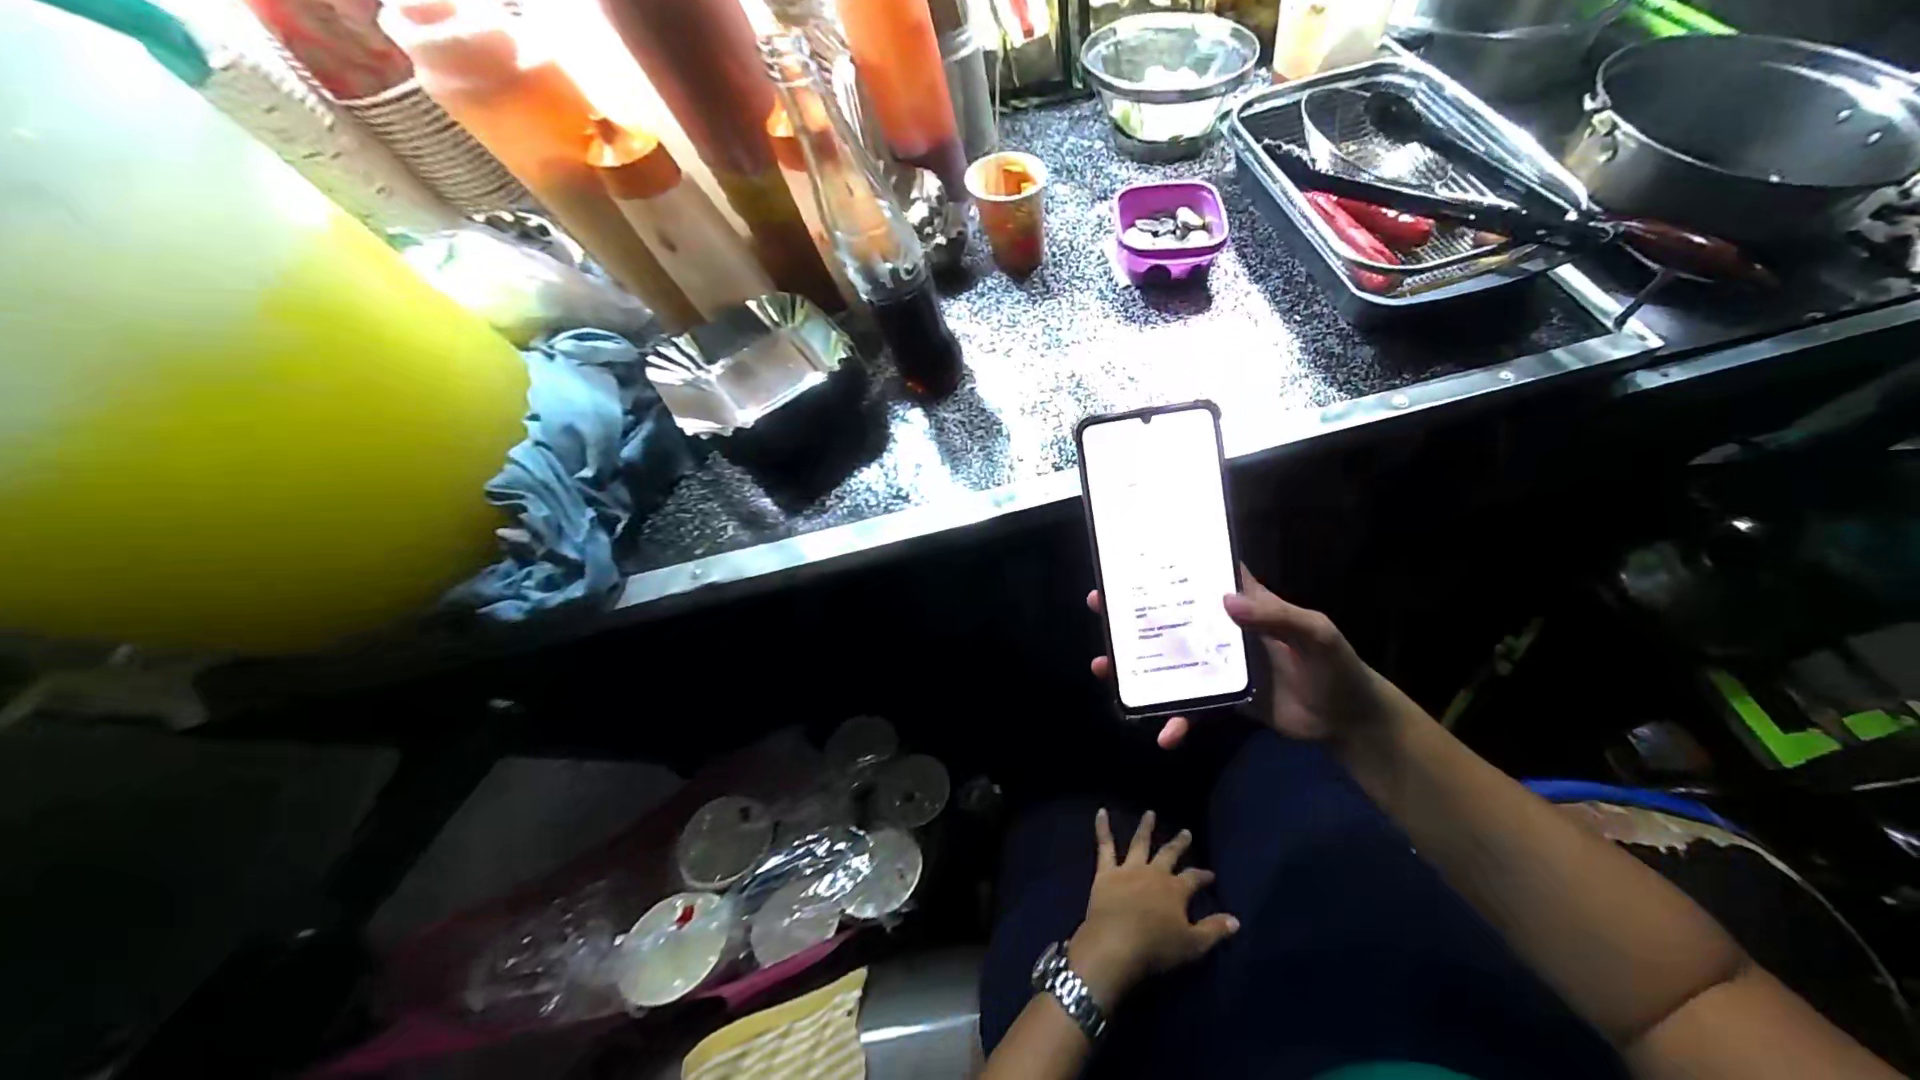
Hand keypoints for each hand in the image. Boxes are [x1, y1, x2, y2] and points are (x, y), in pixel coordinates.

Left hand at [1067, 809, 1238, 1008]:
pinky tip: (1101, 812)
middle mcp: (1154, 873)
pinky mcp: (1106, 872)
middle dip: (1179, 844)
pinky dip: (1103, 827)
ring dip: (1146, 827)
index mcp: (1175, 890)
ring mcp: (1129, 870)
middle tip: (1186, 832)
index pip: (1194, 878)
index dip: (1203, 876)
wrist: (1115, 945)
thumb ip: (1214, 930)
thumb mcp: (1193, 945)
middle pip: (1169, 854)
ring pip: (1139, 843)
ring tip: (1150, 813)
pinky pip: (1104, 846)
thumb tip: (1236, 920)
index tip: (1211, 874)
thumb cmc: (1156, 948)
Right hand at [1088, 567, 1399, 749]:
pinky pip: (1189, 706)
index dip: (1172, 563)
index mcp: (1247, 603)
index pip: (1206, 574)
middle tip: (1099, 604)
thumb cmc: (1337, 668)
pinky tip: (1164, 735)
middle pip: (1173, 615)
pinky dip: (1176, 720)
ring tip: (1102, 666)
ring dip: (1136, 665)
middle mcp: (1224, 629)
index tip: (1134, 557)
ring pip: (1169, 660)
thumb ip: (1276, 617)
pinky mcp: (1220, 698)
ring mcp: (1218, 665)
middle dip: (1134, 611)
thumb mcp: (1315, 635)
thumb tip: (1224, 603)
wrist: (1348, 723)